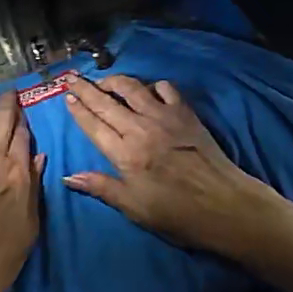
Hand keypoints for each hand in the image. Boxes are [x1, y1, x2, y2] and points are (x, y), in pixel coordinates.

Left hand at [0, 91, 43, 291]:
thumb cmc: (1, 255)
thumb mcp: (30, 224)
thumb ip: (33, 185)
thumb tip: (38, 155)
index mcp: (17, 174)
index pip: (22, 135)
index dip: (23, 119)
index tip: (23, 108)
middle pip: (1, 121)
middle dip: (5, 102)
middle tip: (7, 88)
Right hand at [62, 72, 277, 252]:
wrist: (226, 205)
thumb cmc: (178, 213)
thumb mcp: (135, 208)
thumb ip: (102, 188)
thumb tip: (69, 177)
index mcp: (125, 153)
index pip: (93, 125)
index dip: (78, 109)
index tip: (66, 97)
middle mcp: (140, 128)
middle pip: (106, 101)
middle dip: (85, 88)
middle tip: (72, 78)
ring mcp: (163, 116)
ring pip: (132, 88)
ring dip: (114, 81)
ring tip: (104, 81)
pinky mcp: (185, 112)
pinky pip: (164, 88)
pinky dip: (151, 85)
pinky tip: (147, 91)